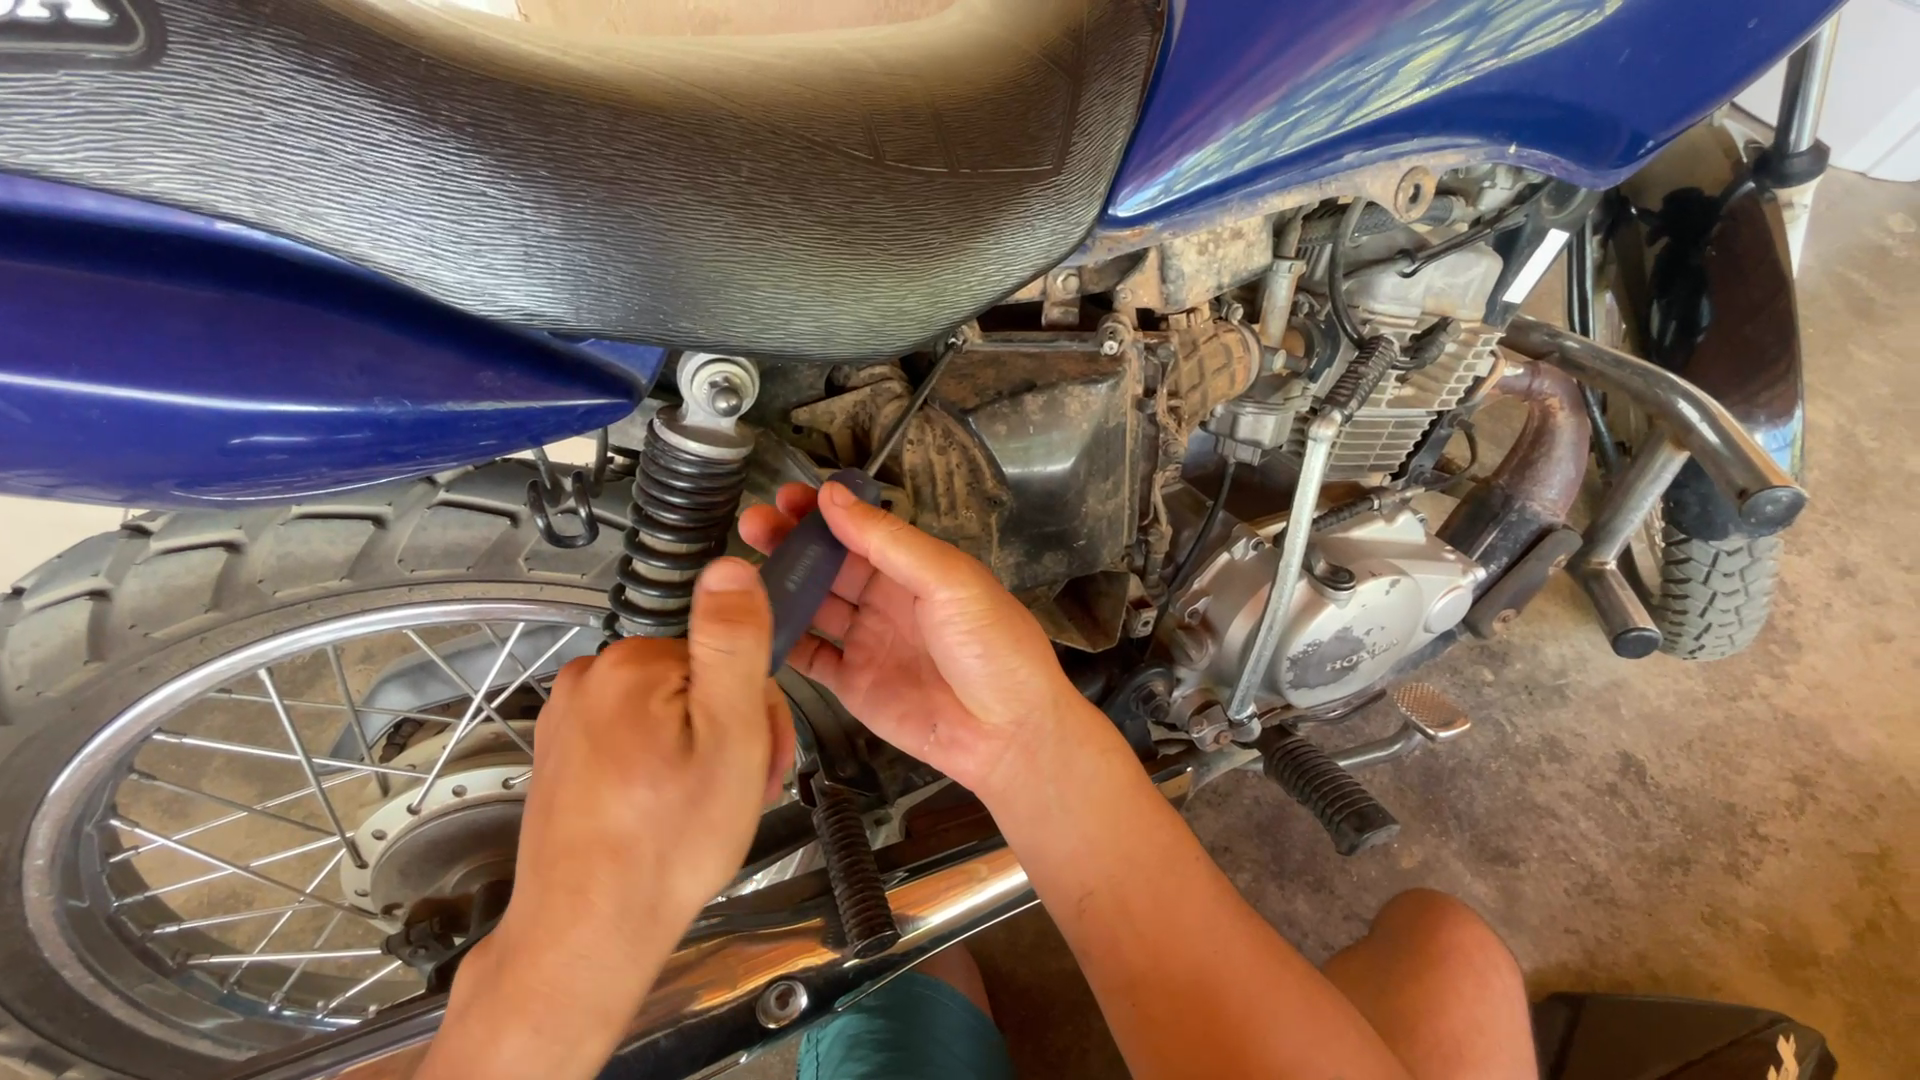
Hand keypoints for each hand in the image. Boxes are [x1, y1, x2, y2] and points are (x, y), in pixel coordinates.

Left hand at [418, 558, 793, 1079]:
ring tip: (705, 807)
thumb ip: (733, 645)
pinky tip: (669, 810)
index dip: (756, 706)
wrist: (587, 937)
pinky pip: (638, 737)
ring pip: (672, 710)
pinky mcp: (564, 754)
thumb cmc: (668, 844)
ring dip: (702, 749)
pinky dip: (665, 766)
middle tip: (738, 787)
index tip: (759, 755)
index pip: (727, 654)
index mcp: (630, 663)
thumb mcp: (729, 736)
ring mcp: (569, 718)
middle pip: (699, 680)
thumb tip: (731, 566)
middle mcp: (589, 678)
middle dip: (731, 728)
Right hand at [738, 481, 1097, 799]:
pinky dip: (782, 640)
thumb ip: (888, 540)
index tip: (786, 496)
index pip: (860, 530)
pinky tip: (753, 622)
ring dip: (781, 586)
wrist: (1008, 732)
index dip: (824, 513)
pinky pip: (810, 656)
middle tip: (753, 523)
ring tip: (743, 566)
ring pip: (814, 606)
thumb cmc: (993, 645)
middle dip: (792, 543)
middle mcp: (887, 599)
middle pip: (830, 565)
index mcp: (915, 567)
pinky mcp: (852, 682)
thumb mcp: (948, 579)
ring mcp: (867, 640)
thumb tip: (833, 495)